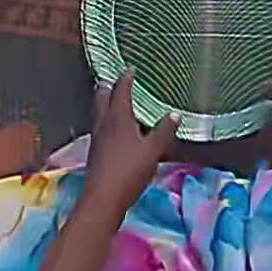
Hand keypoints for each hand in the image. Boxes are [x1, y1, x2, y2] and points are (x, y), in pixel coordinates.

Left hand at [81, 70, 179, 214]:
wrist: (102, 201)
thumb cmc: (128, 171)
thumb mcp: (152, 150)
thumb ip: (164, 131)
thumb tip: (175, 113)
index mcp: (118, 118)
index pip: (120, 91)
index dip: (125, 79)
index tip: (130, 69)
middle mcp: (104, 125)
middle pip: (102, 99)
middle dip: (108, 88)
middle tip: (114, 80)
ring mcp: (97, 140)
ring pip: (99, 114)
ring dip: (106, 104)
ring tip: (114, 101)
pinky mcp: (95, 154)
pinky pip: (101, 129)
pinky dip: (107, 122)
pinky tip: (114, 131)